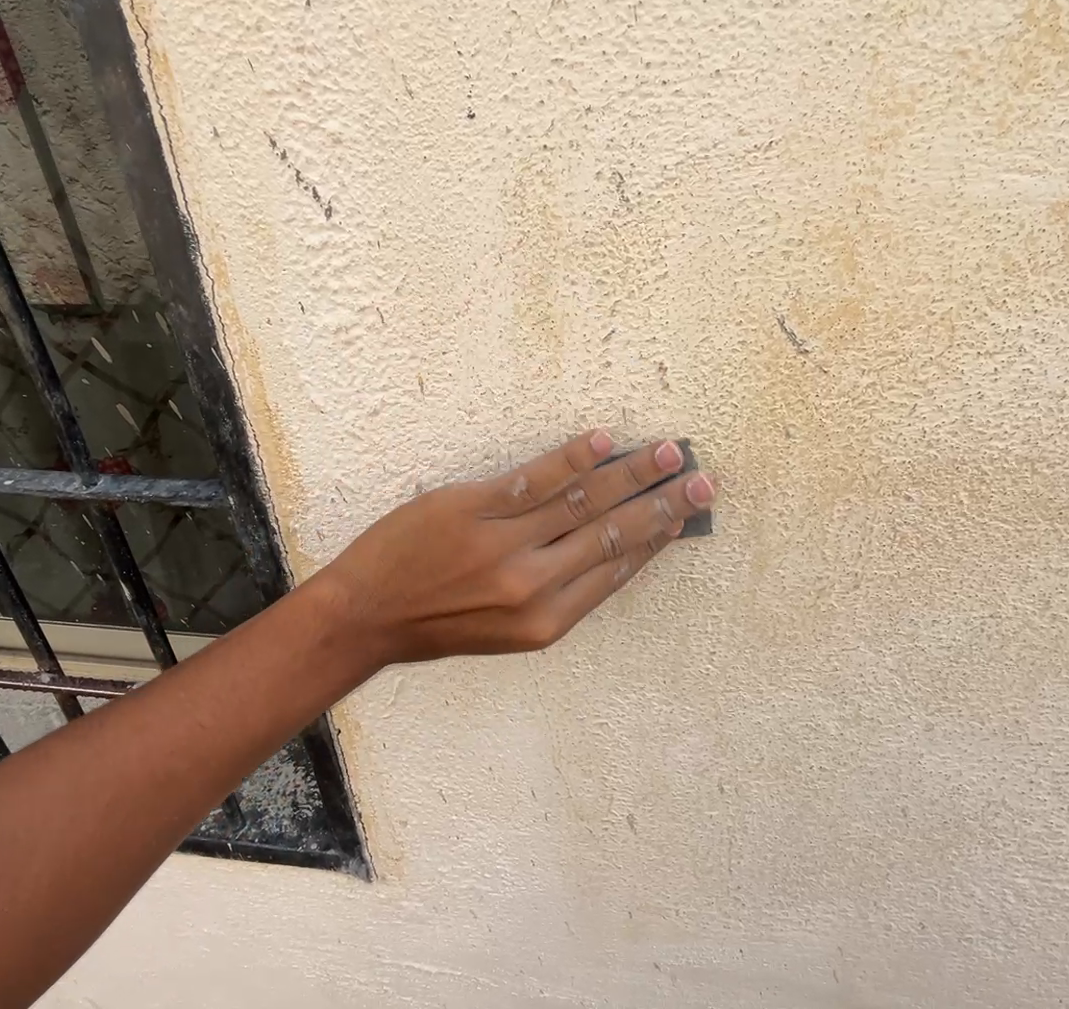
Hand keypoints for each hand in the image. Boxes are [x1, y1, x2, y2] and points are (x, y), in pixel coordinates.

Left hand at [306, 430, 715, 666]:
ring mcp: (502, 544)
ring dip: (630, 473)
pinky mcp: (470, 508)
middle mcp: (533, 585)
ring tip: (667, 452)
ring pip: (582, 502)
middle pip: (613, 534)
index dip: (658, 539)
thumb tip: (608, 550)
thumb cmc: (438, 625)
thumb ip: (558, 592)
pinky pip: (532, 479)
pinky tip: (601, 440)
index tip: (688, 516)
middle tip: (701, 480)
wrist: (366, 616)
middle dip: (663, 505)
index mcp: (547, 621)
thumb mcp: (508, 628)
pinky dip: (571, 458)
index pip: (618, 570)